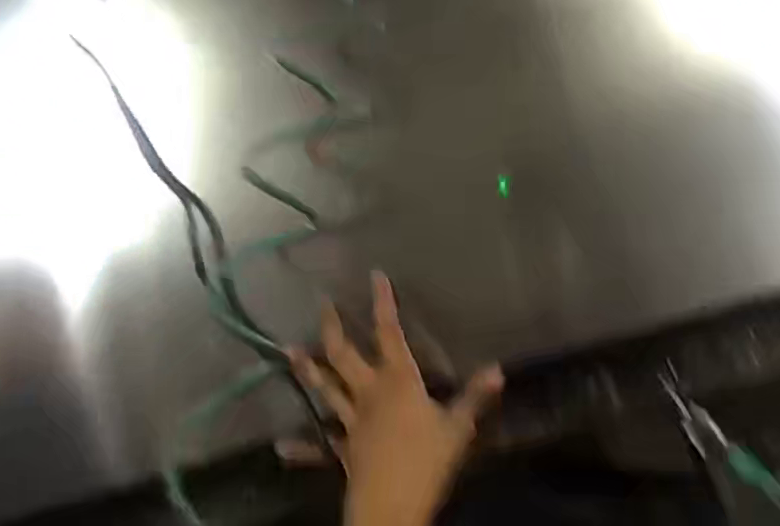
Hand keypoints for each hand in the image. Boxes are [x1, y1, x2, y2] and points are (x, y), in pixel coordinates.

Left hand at [284, 272, 503, 525]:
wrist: (389, 510)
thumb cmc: (425, 462)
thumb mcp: (457, 429)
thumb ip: (475, 397)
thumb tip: (498, 369)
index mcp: (397, 379)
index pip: (389, 332)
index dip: (383, 303)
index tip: (374, 276)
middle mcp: (369, 392)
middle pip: (344, 354)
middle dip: (333, 326)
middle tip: (322, 302)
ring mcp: (350, 420)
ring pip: (325, 388)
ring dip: (307, 369)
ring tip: (288, 349)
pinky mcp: (341, 449)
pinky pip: (319, 443)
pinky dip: (300, 445)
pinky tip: (281, 445)